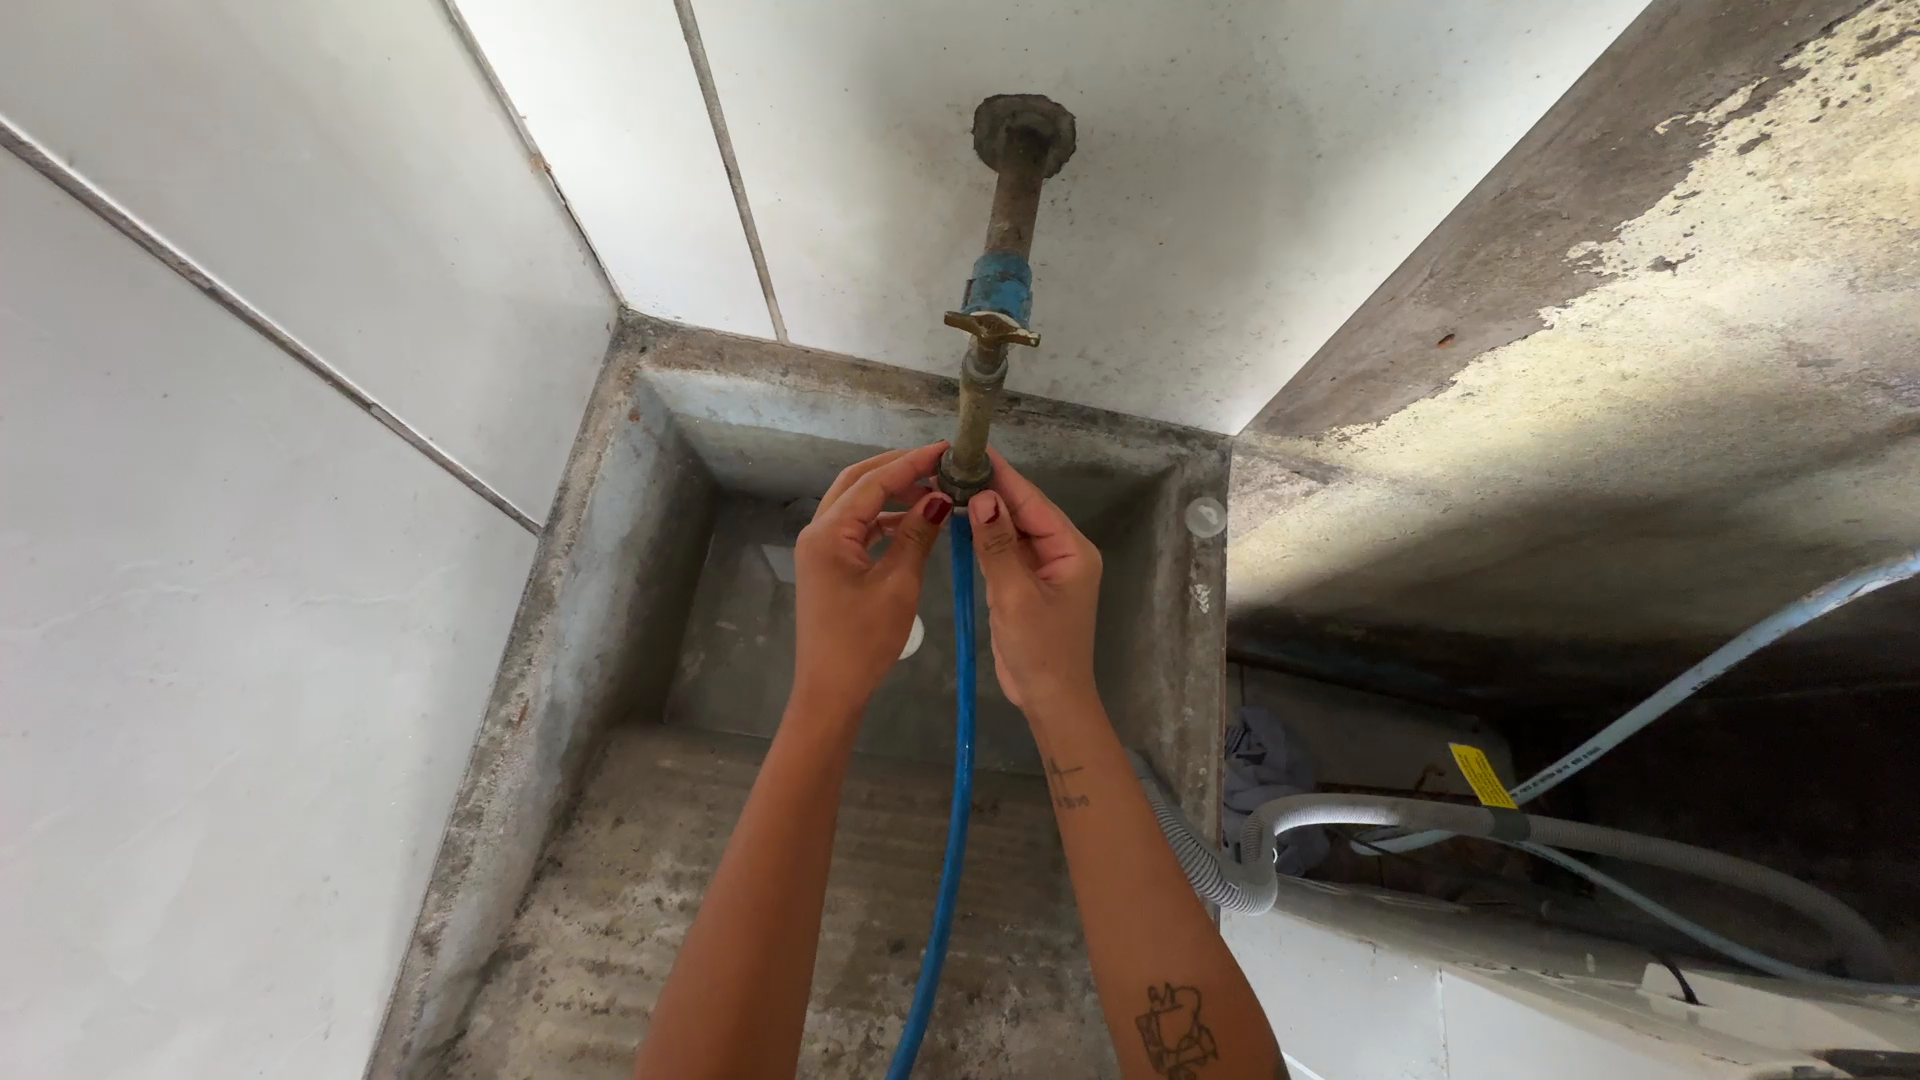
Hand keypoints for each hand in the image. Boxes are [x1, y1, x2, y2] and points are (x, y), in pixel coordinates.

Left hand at [792, 442, 952, 716]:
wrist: (831, 690)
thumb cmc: (864, 641)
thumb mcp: (898, 585)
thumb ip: (917, 535)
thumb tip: (939, 497)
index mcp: (829, 532)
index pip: (873, 483)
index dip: (910, 463)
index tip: (945, 450)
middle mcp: (818, 531)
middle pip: (857, 483)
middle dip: (897, 469)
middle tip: (938, 463)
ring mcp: (820, 548)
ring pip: (856, 504)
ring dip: (891, 493)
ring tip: (932, 490)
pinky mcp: (829, 565)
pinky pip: (857, 528)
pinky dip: (884, 520)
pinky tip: (913, 523)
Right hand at [966, 448, 1102, 715]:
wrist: (1049, 698)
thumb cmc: (1040, 649)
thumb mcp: (1016, 595)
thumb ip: (998, 545)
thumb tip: (981, 497)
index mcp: (1071, 549)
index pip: (1033, 502)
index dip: (1003, 476)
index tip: (973, 451)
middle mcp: (1060, 552)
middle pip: (1022, 512)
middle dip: (989, 490)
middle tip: (950, 466)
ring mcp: (1042, 568)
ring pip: (1010, 530)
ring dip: (984, 512)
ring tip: (949, 484)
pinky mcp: (1025, 584)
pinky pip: (1004, 551)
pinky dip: (983, 538)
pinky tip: (959, 521)